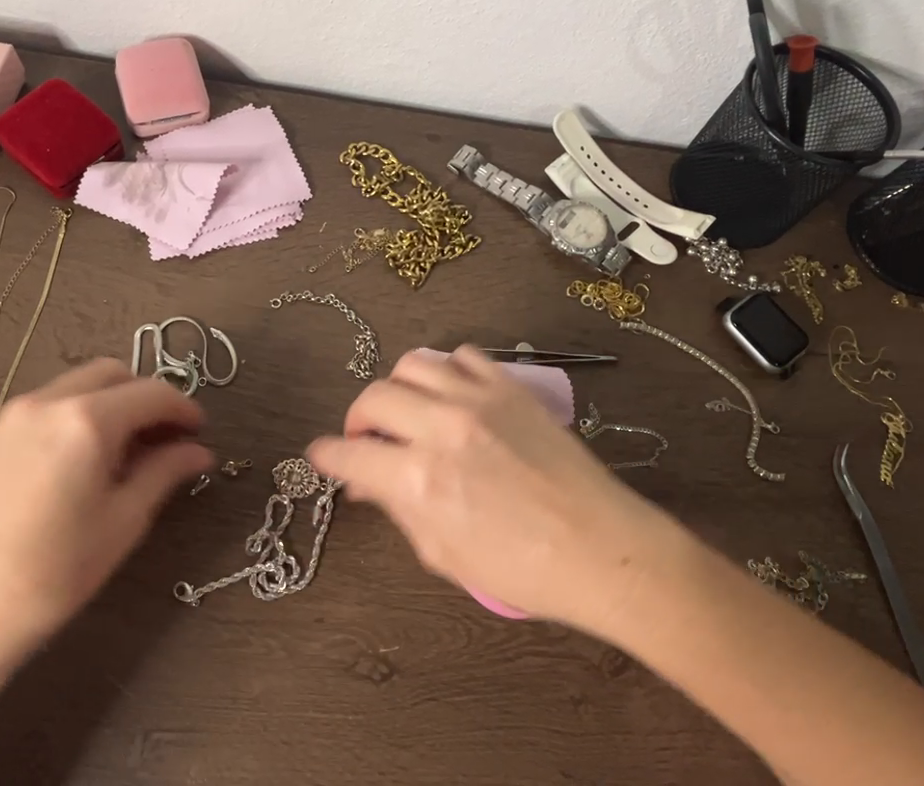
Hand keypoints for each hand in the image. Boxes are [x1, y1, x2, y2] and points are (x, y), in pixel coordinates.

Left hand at [0, 358, 213, 651]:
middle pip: (112, 374)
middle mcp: (47, 402)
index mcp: (86, 420)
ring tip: (128, 454)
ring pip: (77, 386)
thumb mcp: (122, 523)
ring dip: (112, 404)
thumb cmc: (52, 575)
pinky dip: (79, 415)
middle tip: (167, 439)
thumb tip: (198, 452)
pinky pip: (48, 406)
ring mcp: (11, 417)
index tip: (201, 433)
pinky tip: (86, 462)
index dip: (184, 408)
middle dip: (146, 397)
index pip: (152, 392)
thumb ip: (163, 474)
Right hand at [307, 346, 678, 629]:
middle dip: (357, 419)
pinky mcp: (511, 387)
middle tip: (367, 440)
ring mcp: (479, 399)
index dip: (326, 456)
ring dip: (399, 389)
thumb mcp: (444, 553)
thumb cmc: (520, 568)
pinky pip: (463, 356)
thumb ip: (398, 508)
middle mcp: (442, 428)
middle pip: (374, 396)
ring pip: (413, 363)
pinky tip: (452, 397)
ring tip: (409, 413)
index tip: (324, 456)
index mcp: (419, 479)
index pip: (347, 453)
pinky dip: (446, 371)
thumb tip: (365, 482)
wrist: (600, 548)